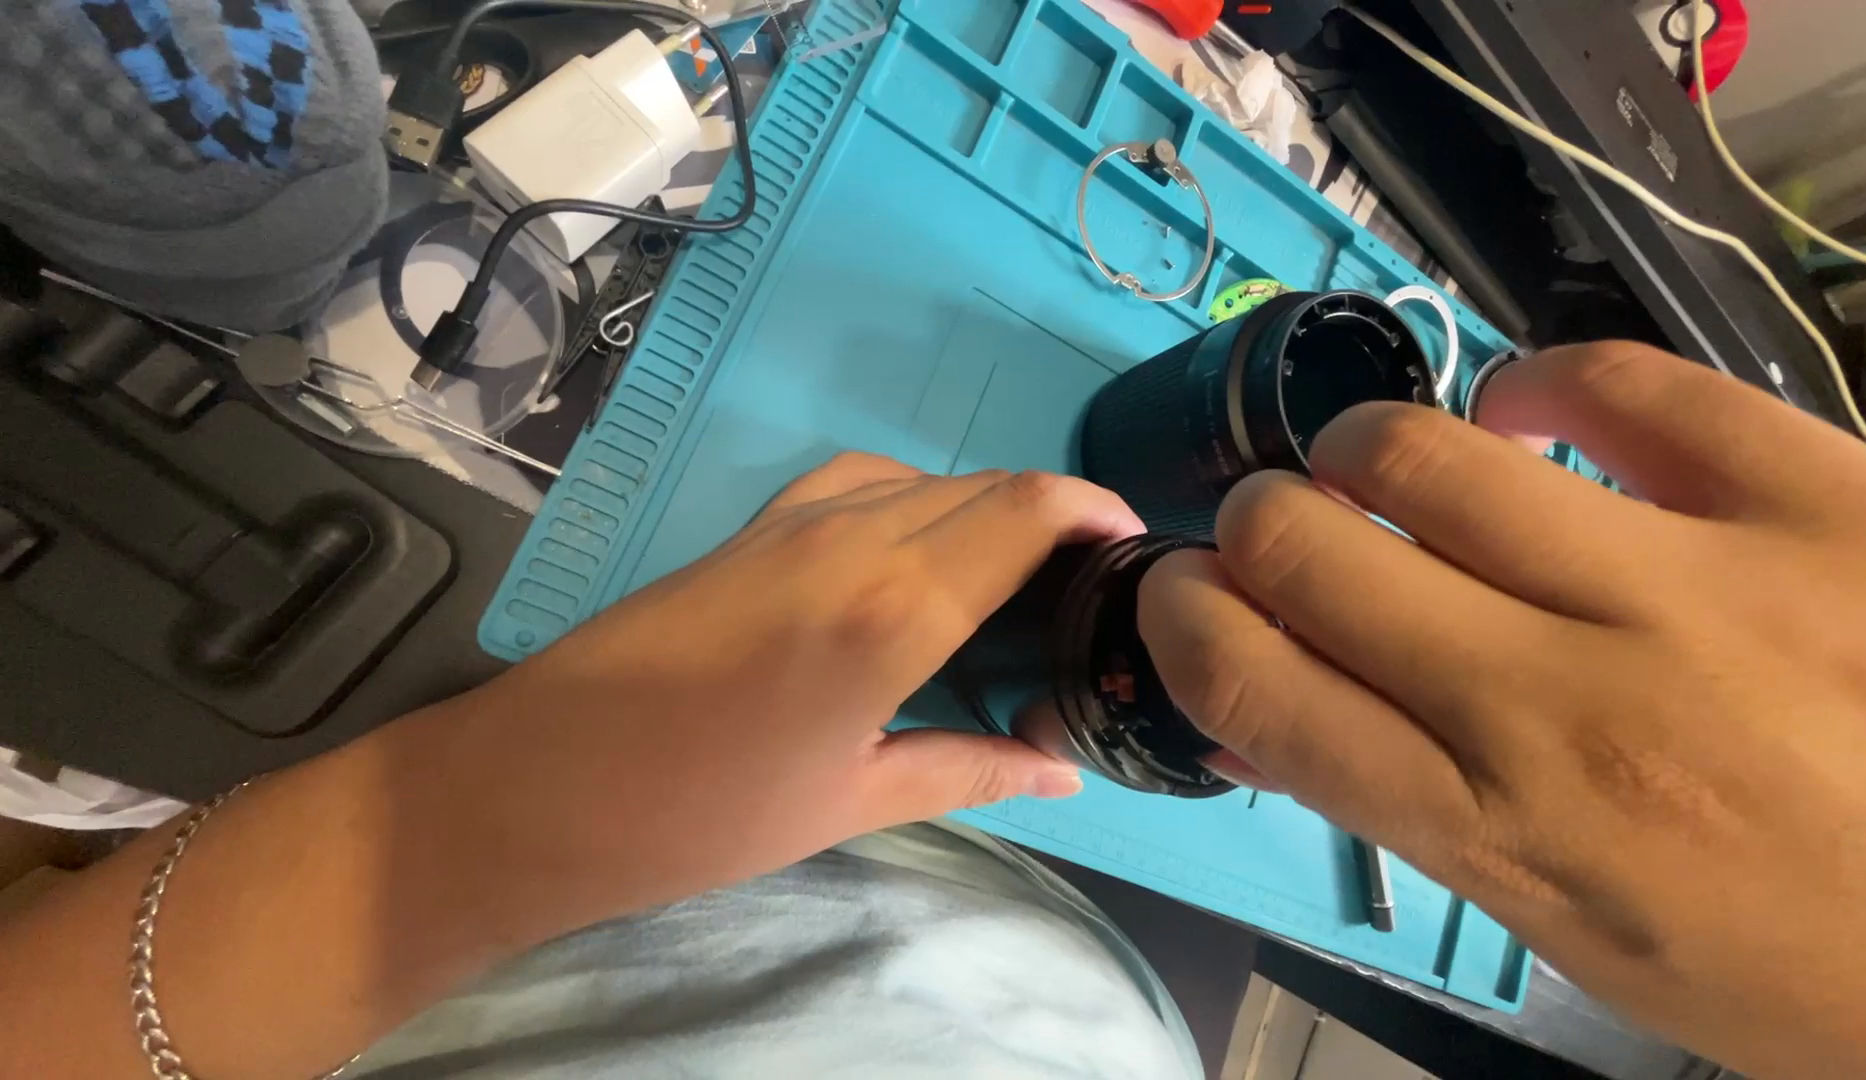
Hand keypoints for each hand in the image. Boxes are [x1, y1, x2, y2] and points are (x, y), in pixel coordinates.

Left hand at [0, 455, 1144, 1079]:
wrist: (539, 780)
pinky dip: (918, 501)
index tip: (1127, 537)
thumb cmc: (706, 811)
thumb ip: (970, 770)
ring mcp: (798, 517)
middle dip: (1048, 512)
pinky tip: (914, 556)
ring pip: (928, 478)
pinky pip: (866, 481)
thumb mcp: (855, 800)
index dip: (1088, 509)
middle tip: (1078, 575)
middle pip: (984, 485)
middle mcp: (856, 535)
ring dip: (982, 507)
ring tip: (1006, 574)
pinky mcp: (758, 521)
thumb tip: (1061, 773)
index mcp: (893, 607)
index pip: (1022, 512)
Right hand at [1138, 343, 1865, 1079]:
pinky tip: (1528, 421)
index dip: (1176, 612)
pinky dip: (1530, 387)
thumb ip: (1380, 793)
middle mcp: (1564, 707)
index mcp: (1488, 825)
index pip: (1241, 679)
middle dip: (1253, 523)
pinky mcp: (1844, 501)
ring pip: (1412, 450)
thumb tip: (1240, 704)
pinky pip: (1612, 382)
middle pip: (1294, 542)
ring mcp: (1704, 594)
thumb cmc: (1791, 965)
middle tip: (1291, 537)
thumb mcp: (1546, 918)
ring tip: (1386, 475)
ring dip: (1355, 452)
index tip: (1186, 591)